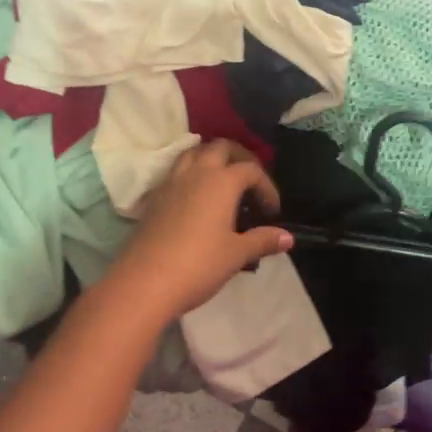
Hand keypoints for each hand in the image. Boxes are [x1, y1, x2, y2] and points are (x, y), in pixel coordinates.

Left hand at [106, 140, 293, 319]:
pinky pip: (175, 172)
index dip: (267, 187)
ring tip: (221, 181)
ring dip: (211, 159)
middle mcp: (197, 172)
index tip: (272, 212)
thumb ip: (262, 240)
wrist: (143, 284)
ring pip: (194, 153)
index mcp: (222, 181)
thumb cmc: (198, 265)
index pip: (252, 170)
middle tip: (250, 182)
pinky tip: (193, 199)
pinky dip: (190, 175)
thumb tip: (288, 238)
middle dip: (240, 158)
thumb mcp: (236, 254)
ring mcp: (171, 183)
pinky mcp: (154, 198)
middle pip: (221, 148)